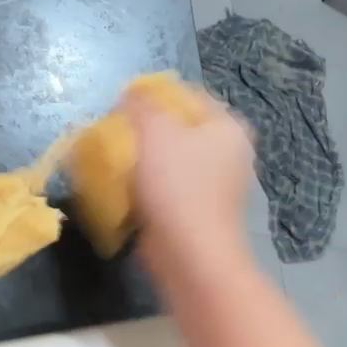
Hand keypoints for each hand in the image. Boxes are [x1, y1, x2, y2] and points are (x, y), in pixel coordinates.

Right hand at [125, 92, 256, 264]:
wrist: (190, 253)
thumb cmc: (177, 184)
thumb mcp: (154, 130)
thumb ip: (141, 103)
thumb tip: (132, 93)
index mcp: (229, 127)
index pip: (187, 95)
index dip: (154, 95)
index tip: (124, 106)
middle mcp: (230, 152)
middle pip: (179, 127)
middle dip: (146, 127)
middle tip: (117, 130)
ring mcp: (216, 183)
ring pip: (171, 156)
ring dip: (144, 156)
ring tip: (116, 157)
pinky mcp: (200, 209)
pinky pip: (169, 184)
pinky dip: (148, 182)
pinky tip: (126, 185)